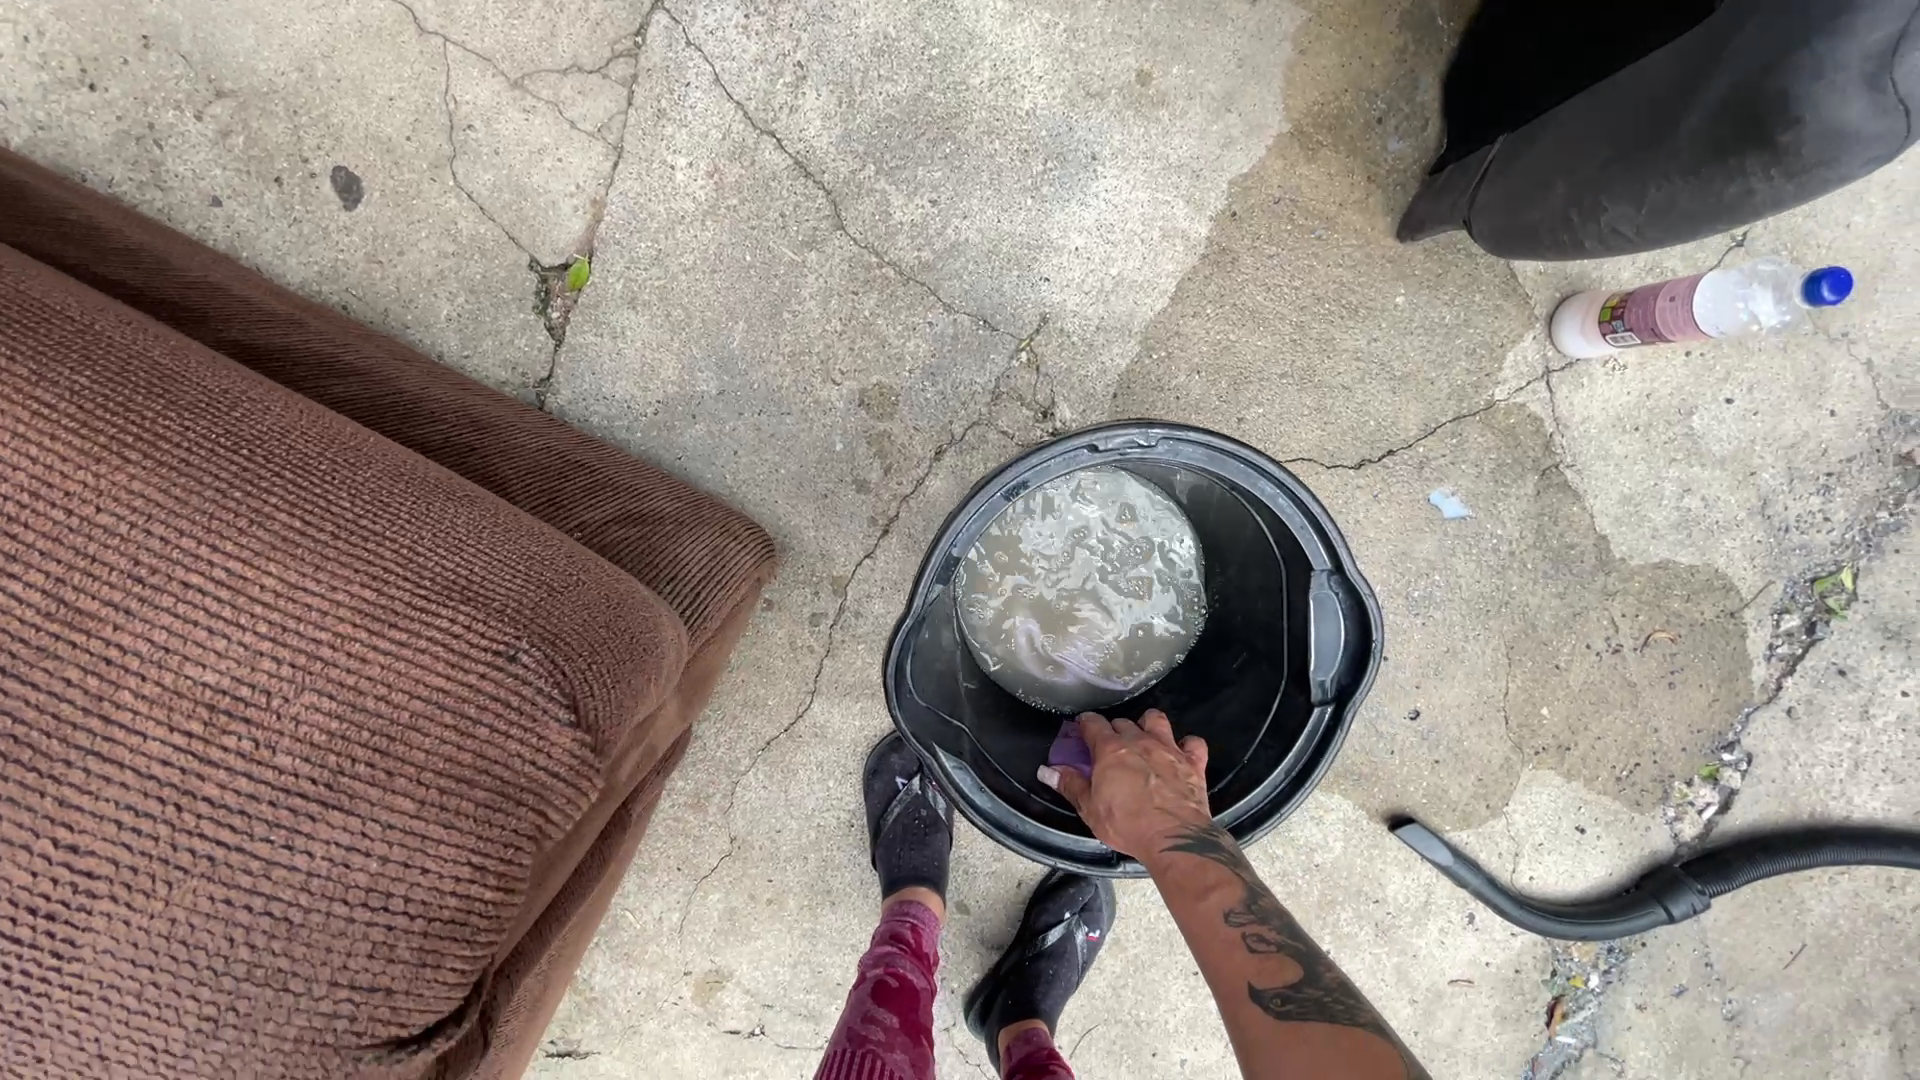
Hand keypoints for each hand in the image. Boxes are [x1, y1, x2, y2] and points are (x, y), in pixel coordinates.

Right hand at [1038, 709, 1211, 862]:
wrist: (1173, 838)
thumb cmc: (1128, 824)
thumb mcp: (1089, 808)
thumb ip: (1070, 785)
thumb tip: (1048, 771)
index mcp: (1110, 750)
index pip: (1093, 723)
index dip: (1086, 723)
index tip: (1083, 728)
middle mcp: (1139, 742)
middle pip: (1123, 722)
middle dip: (1114, 728)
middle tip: (1109, 744)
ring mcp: (1169, 750)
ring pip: (1157, 720)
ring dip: (1149, 724)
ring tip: (1144, 736)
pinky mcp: (1193, 764)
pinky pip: (1194, 743)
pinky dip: (1188, 744)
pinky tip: (1182, 752)